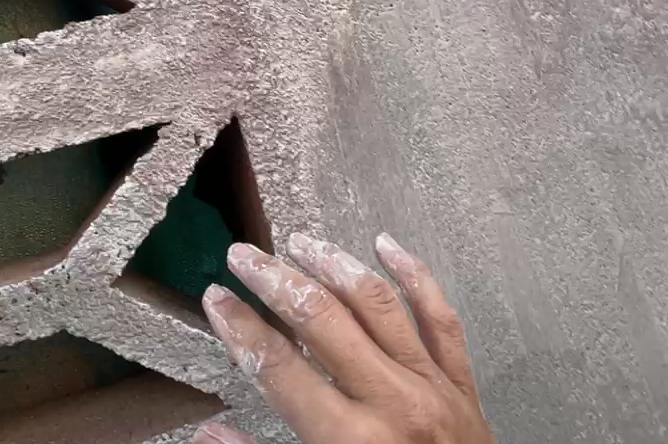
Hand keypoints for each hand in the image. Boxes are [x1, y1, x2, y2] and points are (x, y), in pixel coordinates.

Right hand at [196, 234, 493, 443]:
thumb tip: (205, 435)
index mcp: (352, 443)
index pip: (280, 368)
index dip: (240, 328)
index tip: (215, 297)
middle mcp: (392, 404)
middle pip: (322, 321)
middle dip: (275, 281)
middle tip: (242, 255)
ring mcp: (431, 387)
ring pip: (377, 304)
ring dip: (334, 265)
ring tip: (300, 242)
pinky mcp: (463, 384)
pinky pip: (441, 318)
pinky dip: (416, 275)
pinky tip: (387, 244)